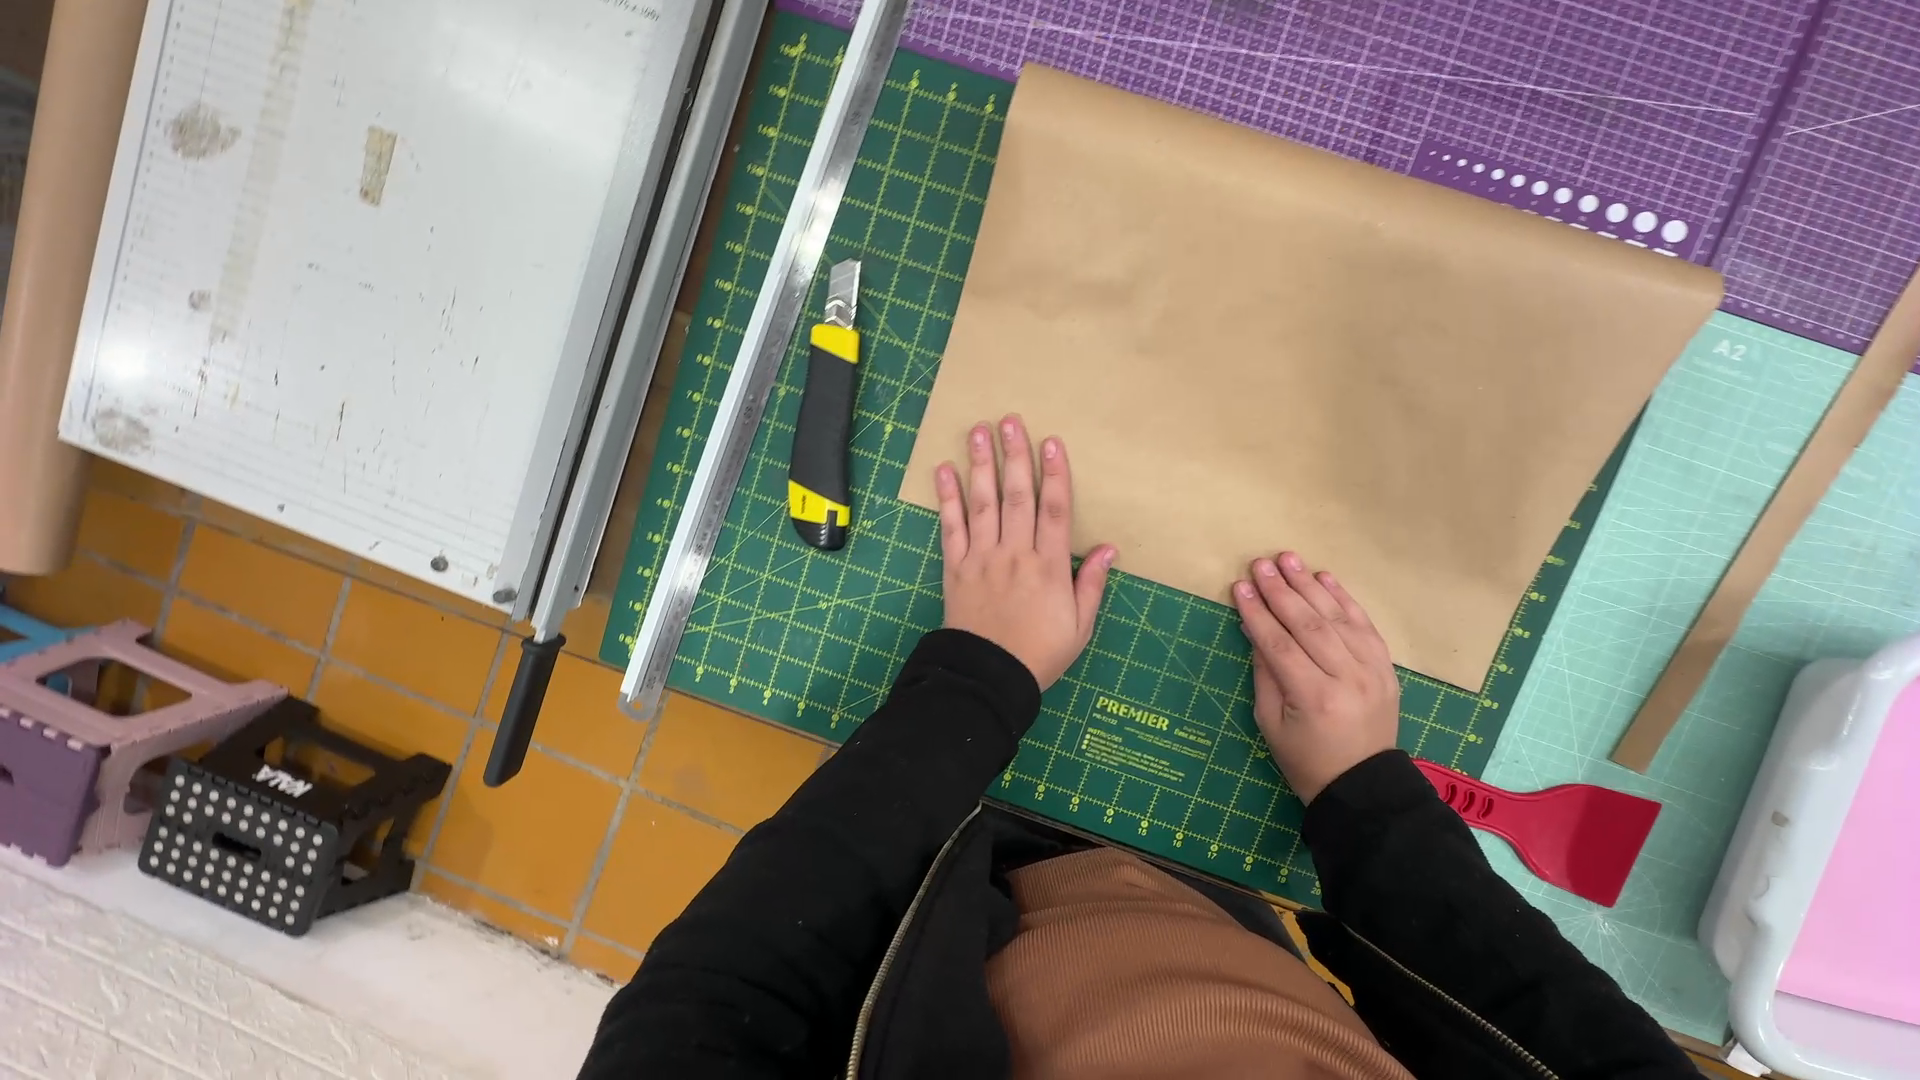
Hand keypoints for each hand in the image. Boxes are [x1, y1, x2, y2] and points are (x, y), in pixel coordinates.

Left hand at [935, 415, 1115, 688]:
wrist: (988, 677)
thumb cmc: (1040, 654)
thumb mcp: (1079, 626)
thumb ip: (1092, 584)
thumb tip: (1110, 548)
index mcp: (1050, 566)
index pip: (1056, 510)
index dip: (1055, 473)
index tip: (1052, 442)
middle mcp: (1016, 553)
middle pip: (1017, 496)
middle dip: (1014, 455)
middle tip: (1009, 420)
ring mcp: (982, 558)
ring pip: (983, 503)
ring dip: (981, 464)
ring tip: (978, 431)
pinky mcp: (955, 567)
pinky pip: (951, 527)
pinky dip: (947, 498)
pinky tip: (944, 471)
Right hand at [1233, 552, 1399, 803]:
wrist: (1362, 784)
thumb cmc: (1305, 758)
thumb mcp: (1270, 721)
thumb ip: (1265, 671)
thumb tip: (1254, 626)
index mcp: (1314, 697)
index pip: (1279, 644)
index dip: (1257, 613)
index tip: (1240, 587)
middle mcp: (1347, 678)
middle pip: (1310, 624)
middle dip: (1281, 591)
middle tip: (1260, 563)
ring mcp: (1373, 671)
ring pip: (1338, 618)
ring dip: (1310, 585)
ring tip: (1288, 559)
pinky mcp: (1386, 667)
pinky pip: (1364, 625)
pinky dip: (1344, 598)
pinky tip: (1324, 578)